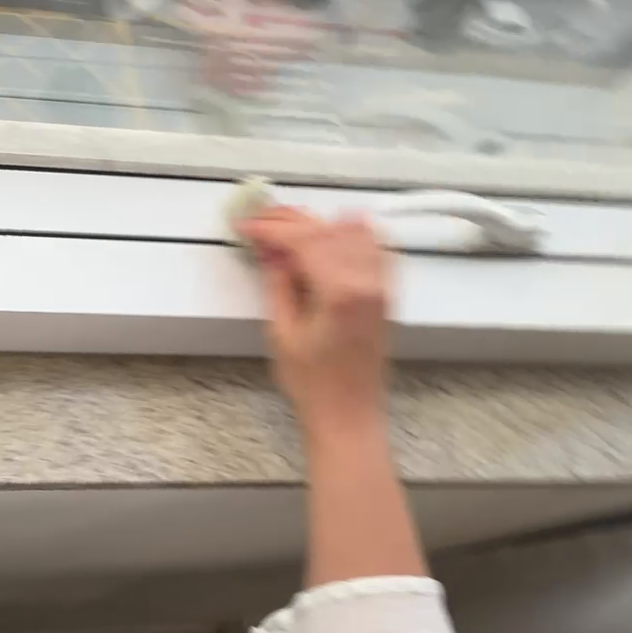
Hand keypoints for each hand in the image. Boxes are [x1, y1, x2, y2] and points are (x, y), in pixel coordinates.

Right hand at [235, 207, 392, 432]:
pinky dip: (354, 233)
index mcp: (340, 292)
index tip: (246, 226)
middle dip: (293, 220)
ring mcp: (382, 285)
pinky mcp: (386, 294)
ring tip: (289, 224)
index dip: (272, 229)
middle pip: (331, 230)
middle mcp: (368, 281)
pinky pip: (376, 248)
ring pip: (357, 232)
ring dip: (321, 223)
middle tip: (260, 219)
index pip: (306, 241)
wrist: (349, 413)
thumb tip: (272, 254)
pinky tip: (337, 229)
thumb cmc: (311, 382)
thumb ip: (280, 287)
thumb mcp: (283, 334)